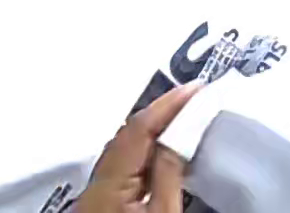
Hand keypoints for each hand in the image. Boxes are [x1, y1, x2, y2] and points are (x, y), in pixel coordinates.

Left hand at [73, 82, 200, 212]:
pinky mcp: (98, 206)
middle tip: (194, 97)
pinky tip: (164, 149)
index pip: (140, 127)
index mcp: (107, 185)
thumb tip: (182, 132)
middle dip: (163, 111)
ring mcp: (93, 197)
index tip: (196, 88)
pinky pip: (123, 165)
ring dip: (155, 129)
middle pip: (130, 133)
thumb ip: (169, 172)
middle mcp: (94, 186)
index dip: (170, 102)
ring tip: (185, 117)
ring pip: (126, 148)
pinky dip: (146, 149)